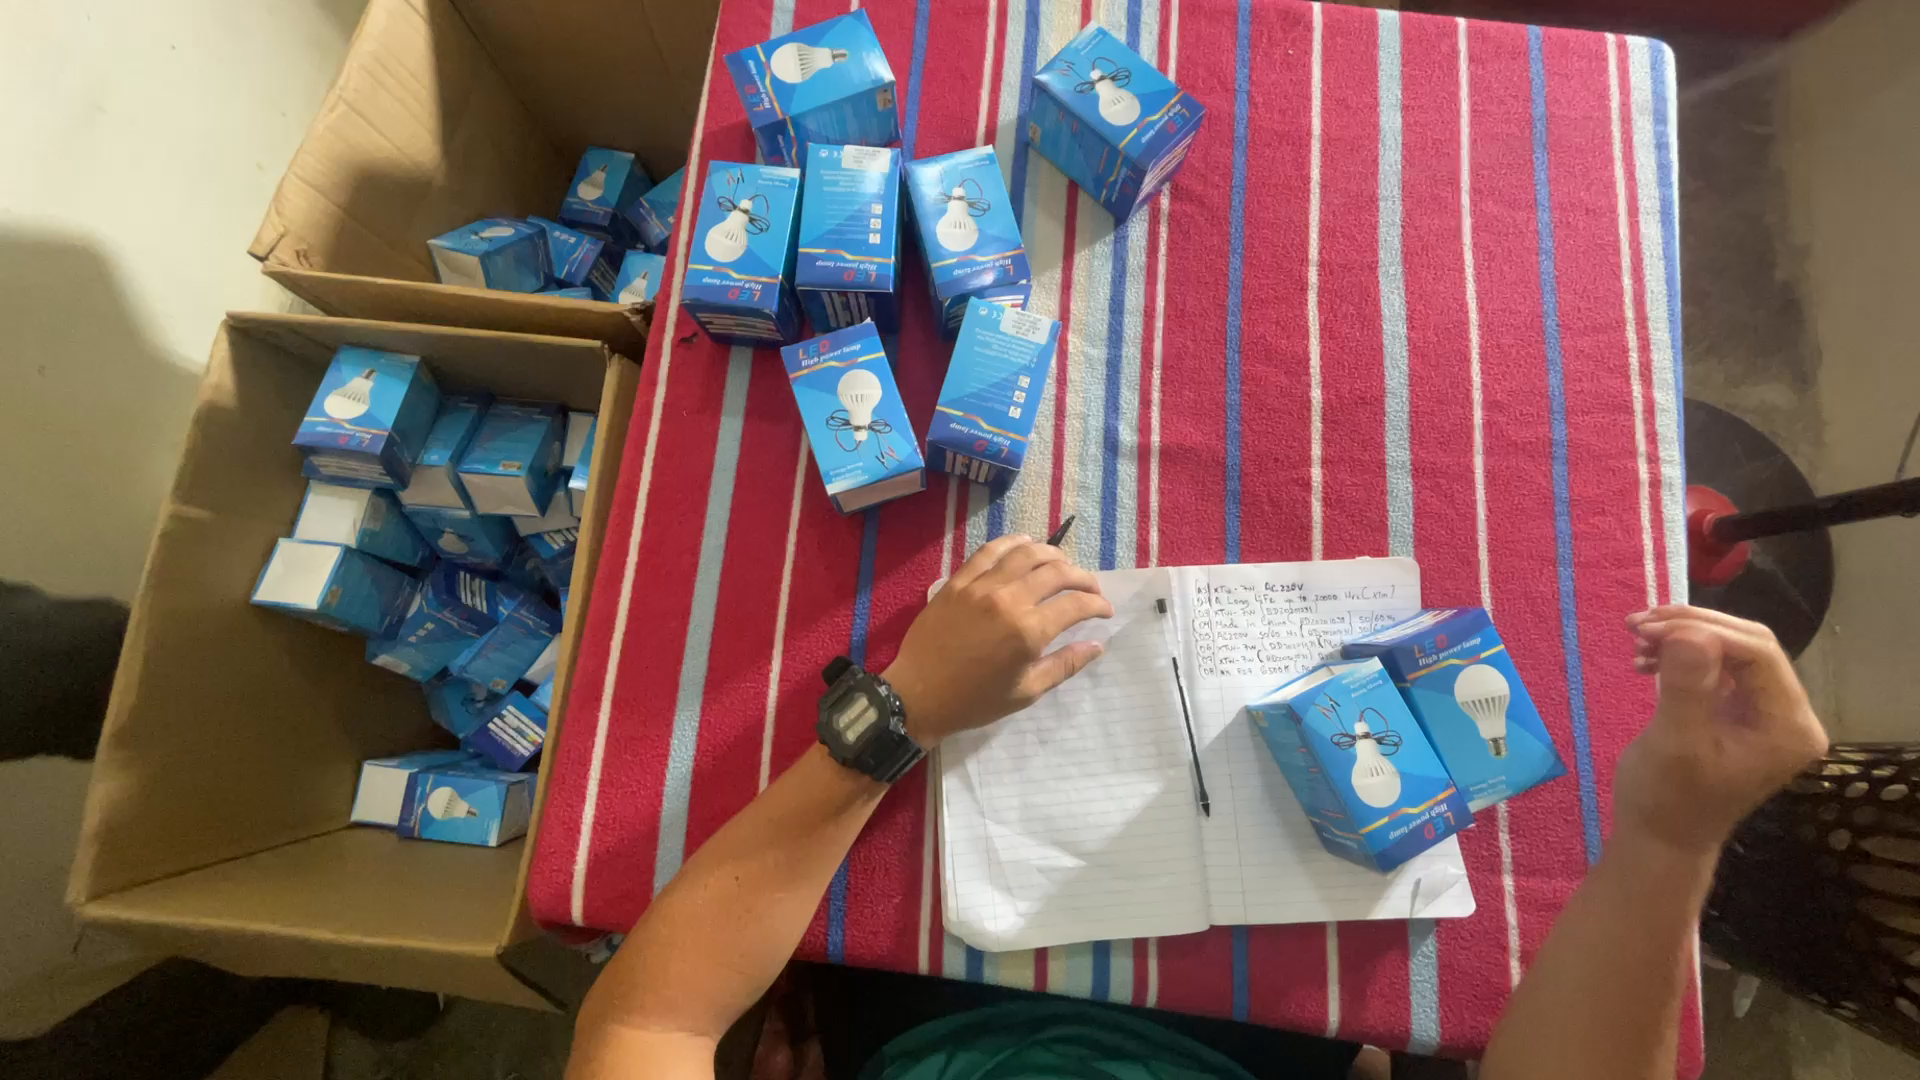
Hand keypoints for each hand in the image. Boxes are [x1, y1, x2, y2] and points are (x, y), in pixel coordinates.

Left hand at [883, 534, 1112, 745]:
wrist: (918, 695)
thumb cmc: (974, 701)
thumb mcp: (1026, 692)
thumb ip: (1064, 665)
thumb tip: (1096, 645)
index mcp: (1028, 632)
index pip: (1076, 605)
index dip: (1097, 604)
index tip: (1104, 610)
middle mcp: (1008, 600)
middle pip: (1057, 572)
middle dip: (1082, 577)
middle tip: (1090, 587)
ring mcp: (981, 586)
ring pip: (1026, 554)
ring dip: (1052, 554)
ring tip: (1062, 564)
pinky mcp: (958, 581)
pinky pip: (989, 551)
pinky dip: (1012, 543)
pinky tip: (1025, 545)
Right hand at [1615, 605, 1827, 857]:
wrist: (1660, 834)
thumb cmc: (1668, 796)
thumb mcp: (1674, 742)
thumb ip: (1686, 688)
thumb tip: (1687, 633)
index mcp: (1786, 725)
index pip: (1758, 654)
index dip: (1702, 631)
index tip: (1644, 630)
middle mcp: (1785, 714)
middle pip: (1748, 647)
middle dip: (1691, 627)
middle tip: (1634, 626)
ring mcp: (1760, 713)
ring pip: (1729, 652)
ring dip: (1681, 637)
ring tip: (1634, 641)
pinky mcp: (1733, 713)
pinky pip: (1714, 668)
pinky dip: (1677, 655)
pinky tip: (1644, 662)